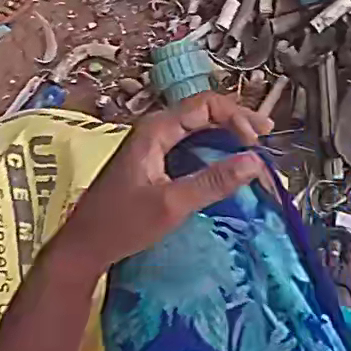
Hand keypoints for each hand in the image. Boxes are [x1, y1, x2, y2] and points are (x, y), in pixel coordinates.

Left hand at [55, 93, 273, 272]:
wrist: (83, 246)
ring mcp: (154, 143)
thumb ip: (213, 181)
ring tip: (254, 143)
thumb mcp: (172, 204)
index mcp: (156, 129)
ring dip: (227, 132)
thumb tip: (255, 162)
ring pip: (198, 126)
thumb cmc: (122, 224)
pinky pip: (190, 142)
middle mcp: (155, 128)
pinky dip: (214, 146)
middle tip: (266, 133)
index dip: (235, 117)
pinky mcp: (155, 159)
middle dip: (237, 119)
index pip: (205, 104)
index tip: (254, 143)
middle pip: (203, 110)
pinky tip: (229, 158)